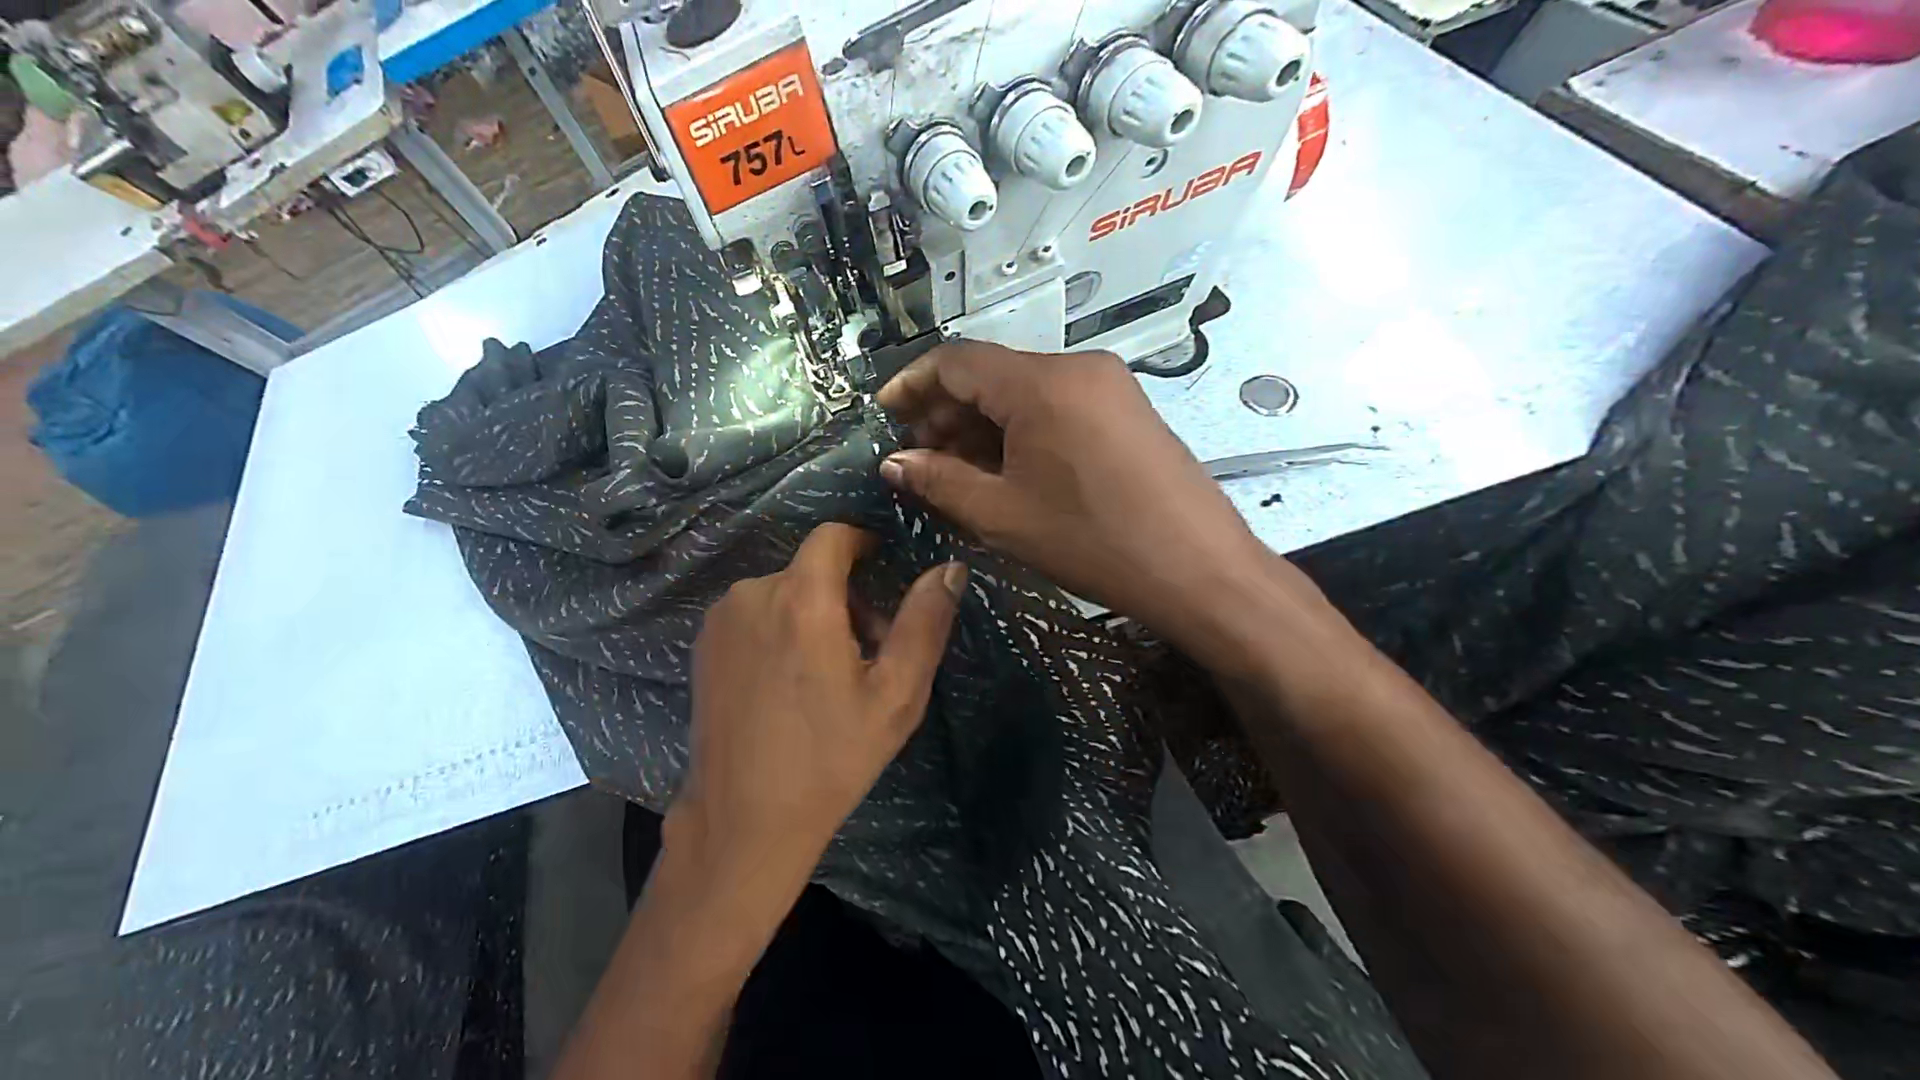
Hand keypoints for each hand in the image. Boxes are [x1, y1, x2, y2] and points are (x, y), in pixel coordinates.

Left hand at [671, 524, 965, 887]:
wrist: (743, 819)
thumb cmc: (831, 757)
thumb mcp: (896, 694)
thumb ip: (925, 622)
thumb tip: (949, 568)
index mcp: (802, 598)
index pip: (833, 536)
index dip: (862, 544)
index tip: (883, 570)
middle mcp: (753, 594)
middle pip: (812, 571)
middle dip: (846, 597)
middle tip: (868, 653)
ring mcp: (721, 620)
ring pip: (782, 593)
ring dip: (812, 615)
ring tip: (829, 675)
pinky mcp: (702, 646)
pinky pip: (754, 616)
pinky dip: (779, 630)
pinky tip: (788, 684)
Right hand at [877, 342, 1319, 663]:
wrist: (1200, 569)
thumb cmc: (1093, 542)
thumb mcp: (1003, 516)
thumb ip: (938, 480)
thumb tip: (894, 461)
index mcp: (1041, 383)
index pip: (956, 360)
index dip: (912, 384)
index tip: (885, 415)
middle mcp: (1077, 366)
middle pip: (992, 373)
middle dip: (947, 410)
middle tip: (920, 458)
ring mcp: (1109, 385)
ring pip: (1025, 391)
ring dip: (984, 424)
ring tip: (958, 471)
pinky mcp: (1127, 408)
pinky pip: (1058, 405)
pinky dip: (1022, 429)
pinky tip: (1007, 469)